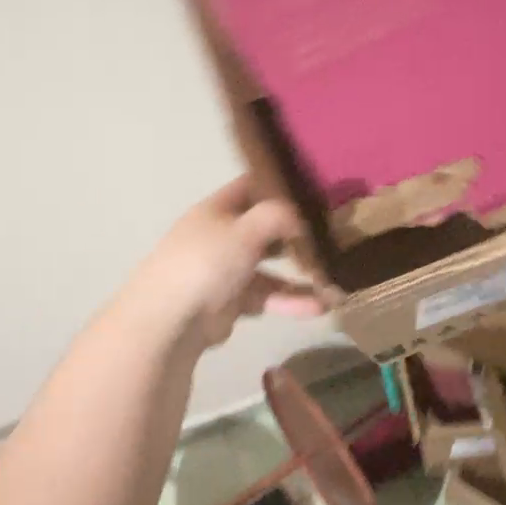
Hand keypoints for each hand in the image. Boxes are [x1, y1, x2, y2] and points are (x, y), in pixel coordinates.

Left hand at [128, 177, 324, 348]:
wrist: (173, 318)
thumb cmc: (207, 262)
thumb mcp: (245, 230)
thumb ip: (278, 217)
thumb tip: (301, 218)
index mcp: (216, 210)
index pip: (250, 187)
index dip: (278, 186)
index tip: (313, 191)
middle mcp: (221, 237)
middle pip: (265, 231)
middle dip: (296, 237)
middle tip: (332, 239)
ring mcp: (226, 271)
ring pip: (270, 270)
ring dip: (300, 278)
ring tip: (333, 285)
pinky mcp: (232, 302)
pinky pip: (268, 297)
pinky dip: (291, 302)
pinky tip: (319, 308)